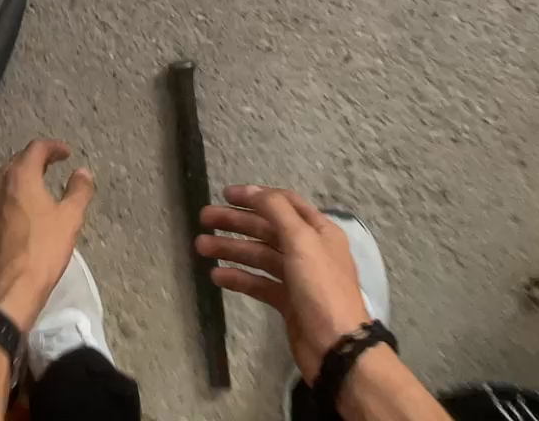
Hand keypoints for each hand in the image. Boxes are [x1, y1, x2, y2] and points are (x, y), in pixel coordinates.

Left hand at [0, 138, 94, 330]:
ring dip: (23, 175)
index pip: (36, 148)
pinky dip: (13, 192)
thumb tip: (82, 171)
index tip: (67, 153)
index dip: (54, 147)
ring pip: (5, 177)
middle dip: (37, 159)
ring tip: (40, 183)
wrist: (7, 291)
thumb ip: (79, 190)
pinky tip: (23, 207)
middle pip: (18, 160)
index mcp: (20, 176)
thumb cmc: (42, 251)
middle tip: (55, 165)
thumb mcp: (69, 219)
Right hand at [196, 185, 370, 381]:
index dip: (254, 196)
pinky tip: (217, 276)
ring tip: (201, 247)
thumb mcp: (301, 240)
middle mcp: (308, 249)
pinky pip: (259, 283)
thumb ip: (276, 210)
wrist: (337, 347)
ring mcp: (297, 276)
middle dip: (235, 222)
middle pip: (266, 228)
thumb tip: (253, 190)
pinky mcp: (287, 301)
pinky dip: (238, 278)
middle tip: (204, 218)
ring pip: (259, 255)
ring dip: (231, 249)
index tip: (225, 194)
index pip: (283, 202)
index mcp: (317, 230)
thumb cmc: (321, 287)